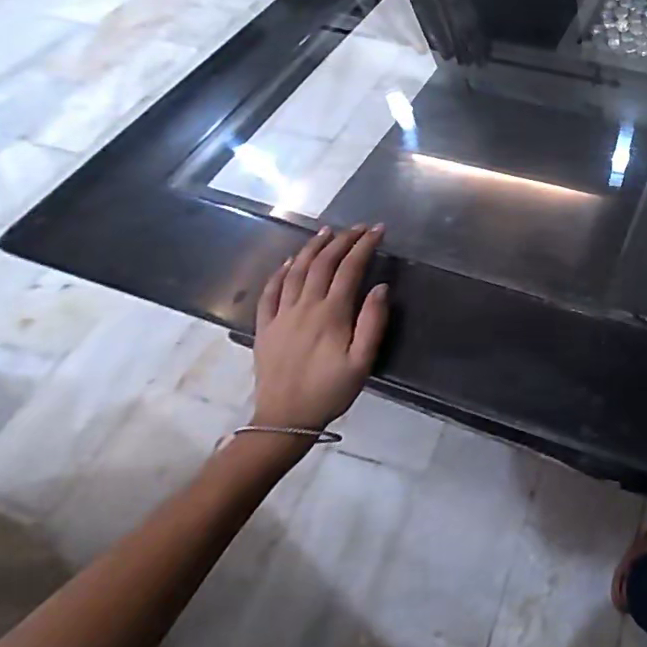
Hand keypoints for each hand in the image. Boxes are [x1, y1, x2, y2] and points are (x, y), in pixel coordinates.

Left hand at [252, 224, 389, 429]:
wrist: (284, 419)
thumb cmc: (329, 392)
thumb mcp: (361, 363)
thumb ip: (373, 323)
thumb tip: (380, 286)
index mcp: (331, 313)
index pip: (350, 268)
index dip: (364, 246)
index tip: (377, 230)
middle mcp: (304, 306)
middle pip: (323, 263)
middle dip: (342, 241)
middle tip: (358, 228)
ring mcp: (281, 314)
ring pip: (296, 270)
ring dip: (312, 247)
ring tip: (326, 231)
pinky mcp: (265, 326)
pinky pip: (270, 291)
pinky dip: (280, 271)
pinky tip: (288, 261)